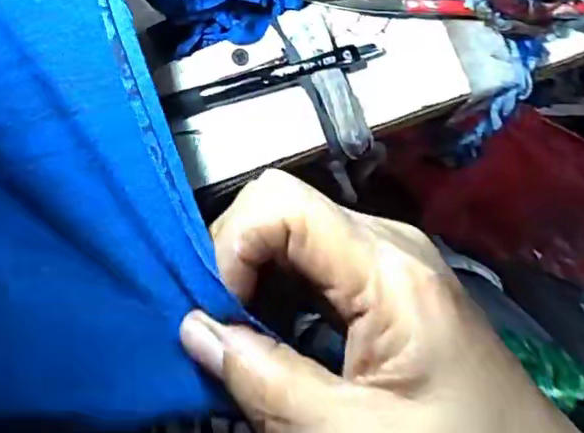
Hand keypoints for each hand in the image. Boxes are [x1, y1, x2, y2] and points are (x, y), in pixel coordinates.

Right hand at [179, 170, 569, 432]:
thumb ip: (265, 382)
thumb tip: (192, 329)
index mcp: (390, 270)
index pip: (277, 201)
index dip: (231, 242)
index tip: (217, 309)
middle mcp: (388, 243)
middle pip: (279, 208)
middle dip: (235, 259)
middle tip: (221, 326)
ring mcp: (391, 260)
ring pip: (290, 231)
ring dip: (254, 278)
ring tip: (242, 338)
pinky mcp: (390, 285)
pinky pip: (313, 260)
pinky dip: (280, 291)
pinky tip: (276, 338)